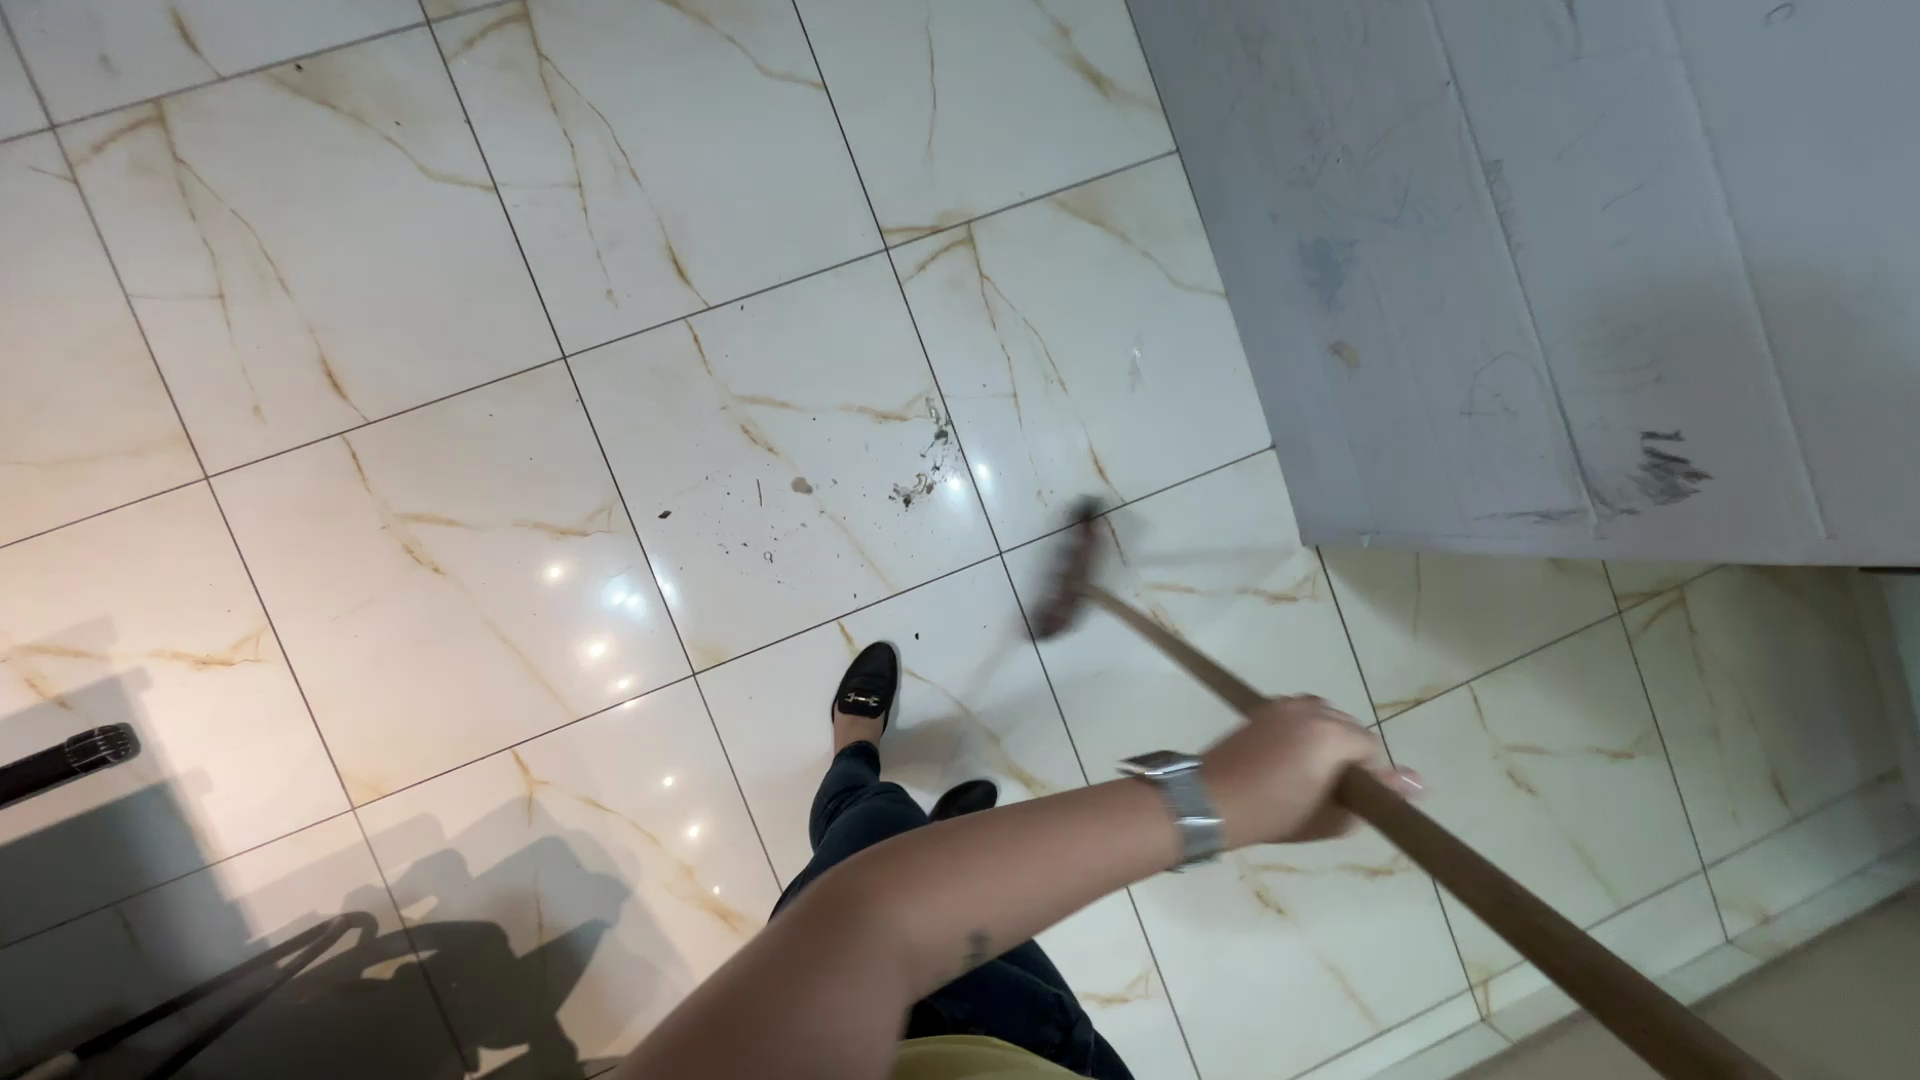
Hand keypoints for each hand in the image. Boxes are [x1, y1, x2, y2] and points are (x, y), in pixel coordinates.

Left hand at [1199, 696, 1420, 847]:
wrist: (1212, 800)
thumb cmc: (1276, 814)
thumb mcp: (1334, 816)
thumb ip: (1378, 796)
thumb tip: (1418, 782)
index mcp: (1330, 733)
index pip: (1371, 748)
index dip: (1370, 775)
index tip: (1354, 799)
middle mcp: (1308, 710)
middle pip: (1348, 728)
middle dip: (1349, 754)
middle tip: (1333, 788)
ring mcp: (1281, 705)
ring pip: (1323, 717)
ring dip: (1327, 739)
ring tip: (1313, 772)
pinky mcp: (1260, 709)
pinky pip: (1297, 714)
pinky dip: (1303, 730)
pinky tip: (1292, 757)